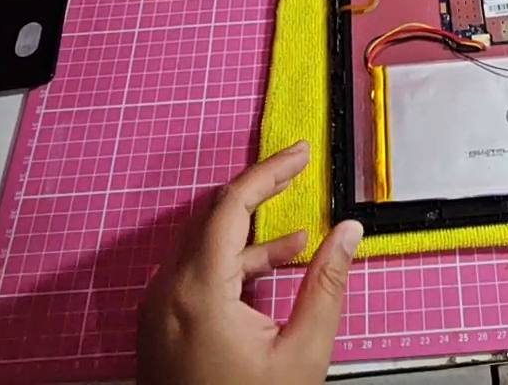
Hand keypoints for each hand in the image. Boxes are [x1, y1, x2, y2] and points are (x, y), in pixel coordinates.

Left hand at [138, 140, 362, 384]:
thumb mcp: (301, 354)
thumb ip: (326, 284)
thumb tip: (348, 232)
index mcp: (196, 292)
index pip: (231, 204)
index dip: (269, 171)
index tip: (299, 152)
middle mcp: (167, 292)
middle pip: (213, 216)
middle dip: (260, 191)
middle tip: (297, 171)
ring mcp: (159, 310)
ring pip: (205, 243)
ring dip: (250, 232)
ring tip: (298, 236)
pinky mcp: (162, 326)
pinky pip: (197, 272)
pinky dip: (235, 262)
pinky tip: (272, 268)